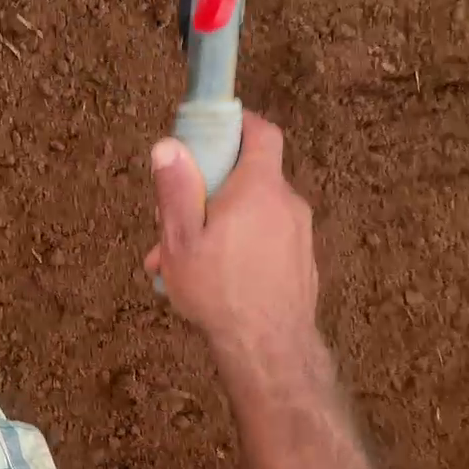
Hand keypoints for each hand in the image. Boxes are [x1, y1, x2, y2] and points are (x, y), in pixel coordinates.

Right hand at [146, 113, 317, 358]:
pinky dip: (235, 243)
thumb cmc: (217, 288)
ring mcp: (298, 232)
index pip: (262, 135)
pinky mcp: (300, 257)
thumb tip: (168, 145)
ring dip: (214, 224)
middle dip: (205, 191)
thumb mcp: (180, 238)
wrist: (268, 344)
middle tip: (168, 222)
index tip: (211, 127)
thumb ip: (176, 190)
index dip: (239, 124)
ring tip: (178, 262)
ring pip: (250, 212)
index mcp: (258, 190)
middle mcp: (286, 203)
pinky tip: (208, 276)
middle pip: (246, 178)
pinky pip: (263, 236)